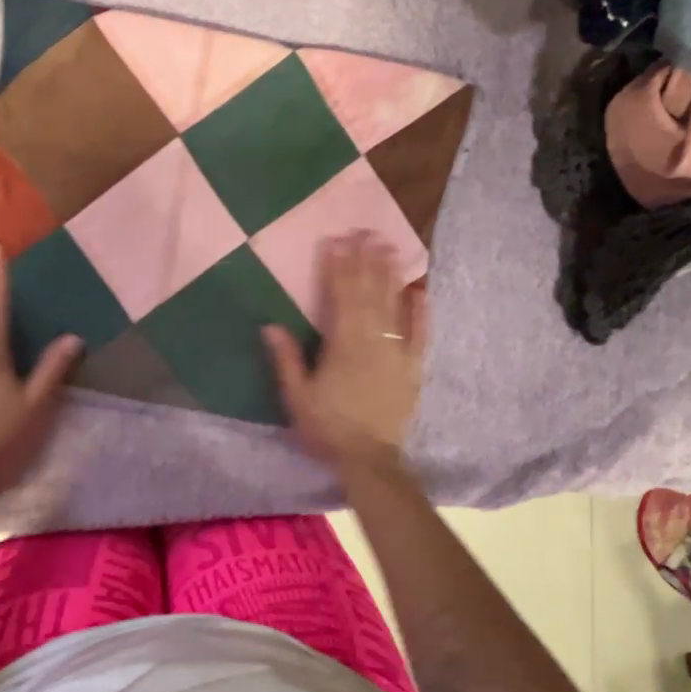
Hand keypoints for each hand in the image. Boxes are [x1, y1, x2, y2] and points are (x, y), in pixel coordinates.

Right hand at [263, 231, 425, 475]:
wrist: (370, 460)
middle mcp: (372, 340)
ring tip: (390, 247)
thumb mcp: (297, 395)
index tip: (337, 240)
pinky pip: (419, 334)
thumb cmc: (328, 427)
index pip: (340, 296)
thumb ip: (286, 358)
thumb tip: (269, 324)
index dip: (338, 266)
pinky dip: (420, 311)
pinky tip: (420, 290)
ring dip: (390, 275)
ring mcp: (396, 352)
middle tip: (367, 230)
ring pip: (393, 305)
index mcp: (342, 344)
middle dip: (366, 260)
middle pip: (368, 292)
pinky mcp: (413, 367)